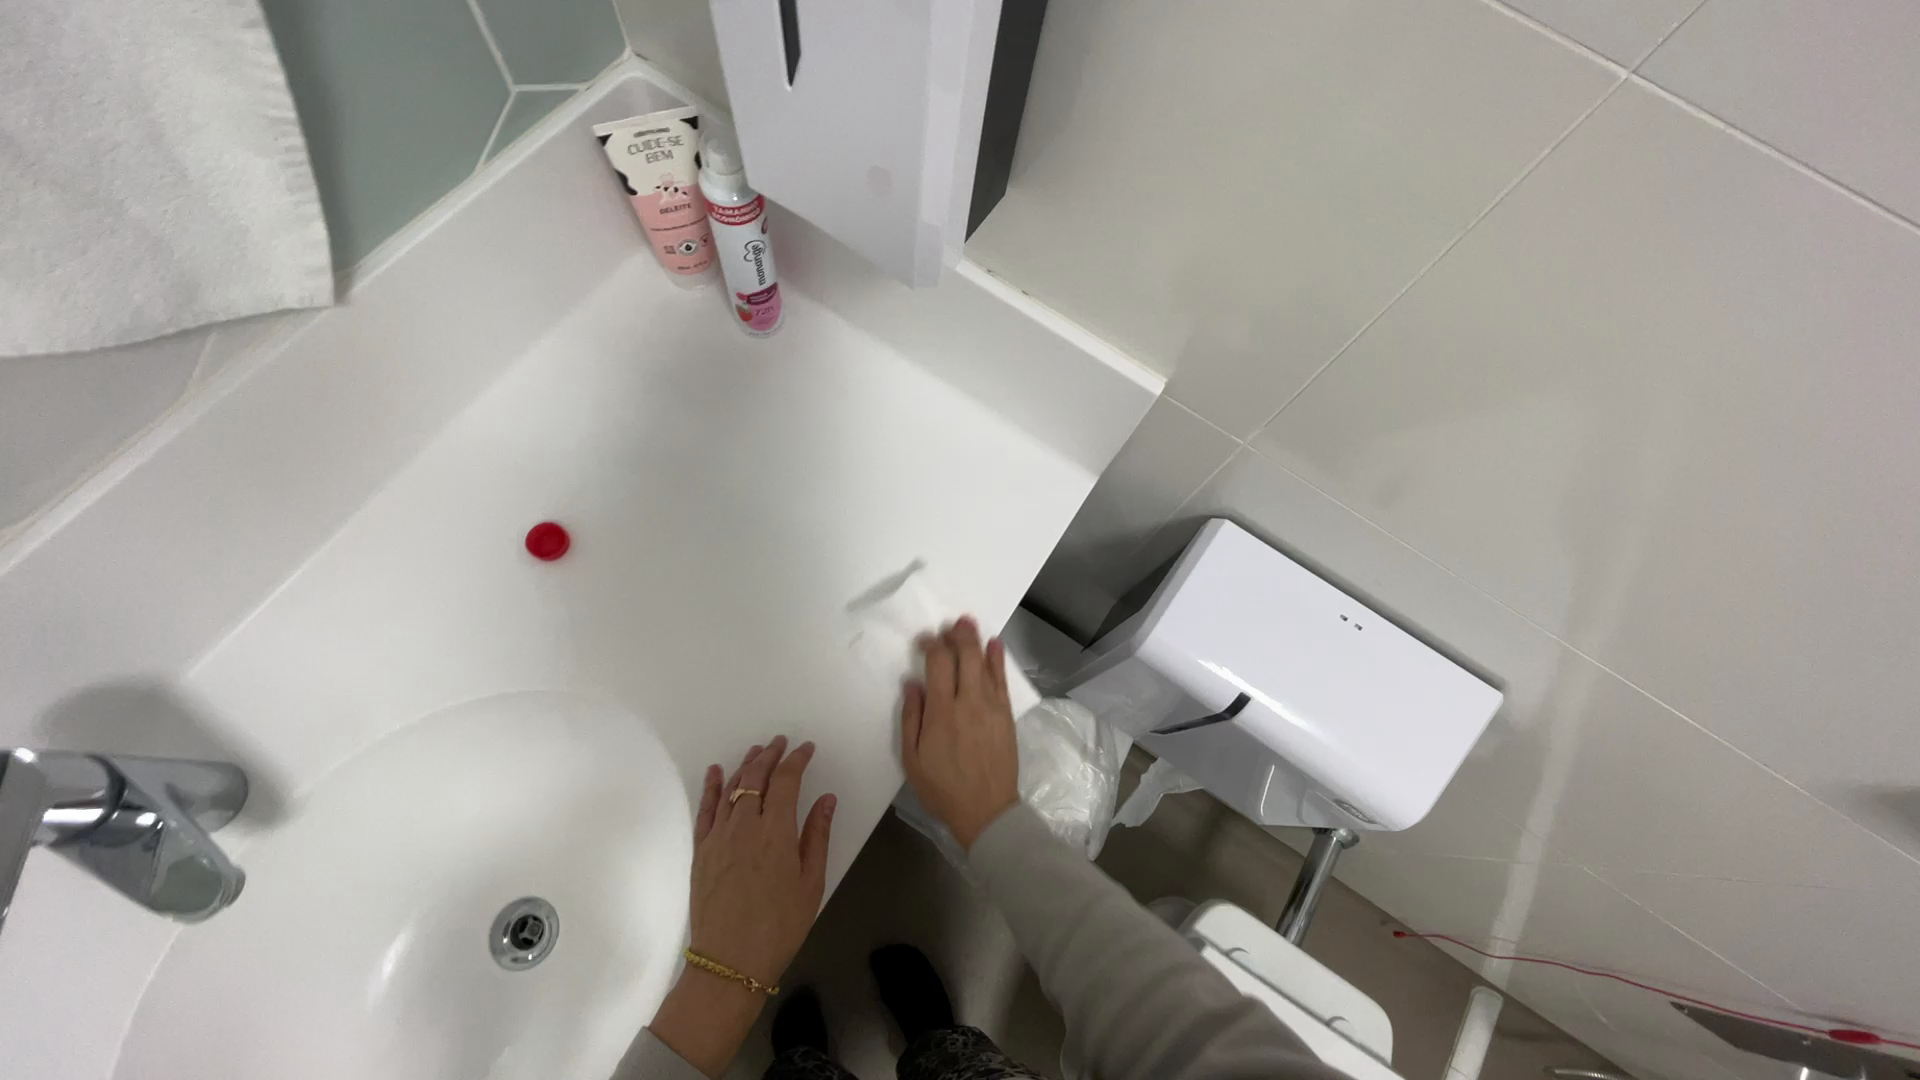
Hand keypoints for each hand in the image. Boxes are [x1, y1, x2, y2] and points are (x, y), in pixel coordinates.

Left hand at [646, 737, 835, 1076]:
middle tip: (780, 743)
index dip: (796, 760)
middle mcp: (745, 826)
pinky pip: (706, 810)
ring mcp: (719, 837)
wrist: (730, 962)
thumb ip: (816, 836)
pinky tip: (716, 772)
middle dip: (769, 756)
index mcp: (776, 832)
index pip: (785, 782)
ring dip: (745, 766)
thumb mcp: (810, 883)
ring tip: (756, 751)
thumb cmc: (780, 925)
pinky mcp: (702, 851)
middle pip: (756, 779)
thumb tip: (826, 799)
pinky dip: (712, 787)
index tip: (806, 749)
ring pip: (732, 790)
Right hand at [901, 617, 1019, 849]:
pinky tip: (994, 645)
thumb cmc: (942, 788)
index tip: (924, 640)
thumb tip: (912, 683)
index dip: (931, 645)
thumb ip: (911, 717)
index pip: (938, 665)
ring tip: (968, 624)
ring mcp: (991, 707)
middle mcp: (968, 702)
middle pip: (965, 656)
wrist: (986, 811)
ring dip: (976, 641)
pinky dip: (998, 660)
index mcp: (941, 713)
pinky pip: (1002, 680)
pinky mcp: (1006, 715)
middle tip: (950, 624)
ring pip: (984, 664)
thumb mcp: (912, 759)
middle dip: (957, 635)